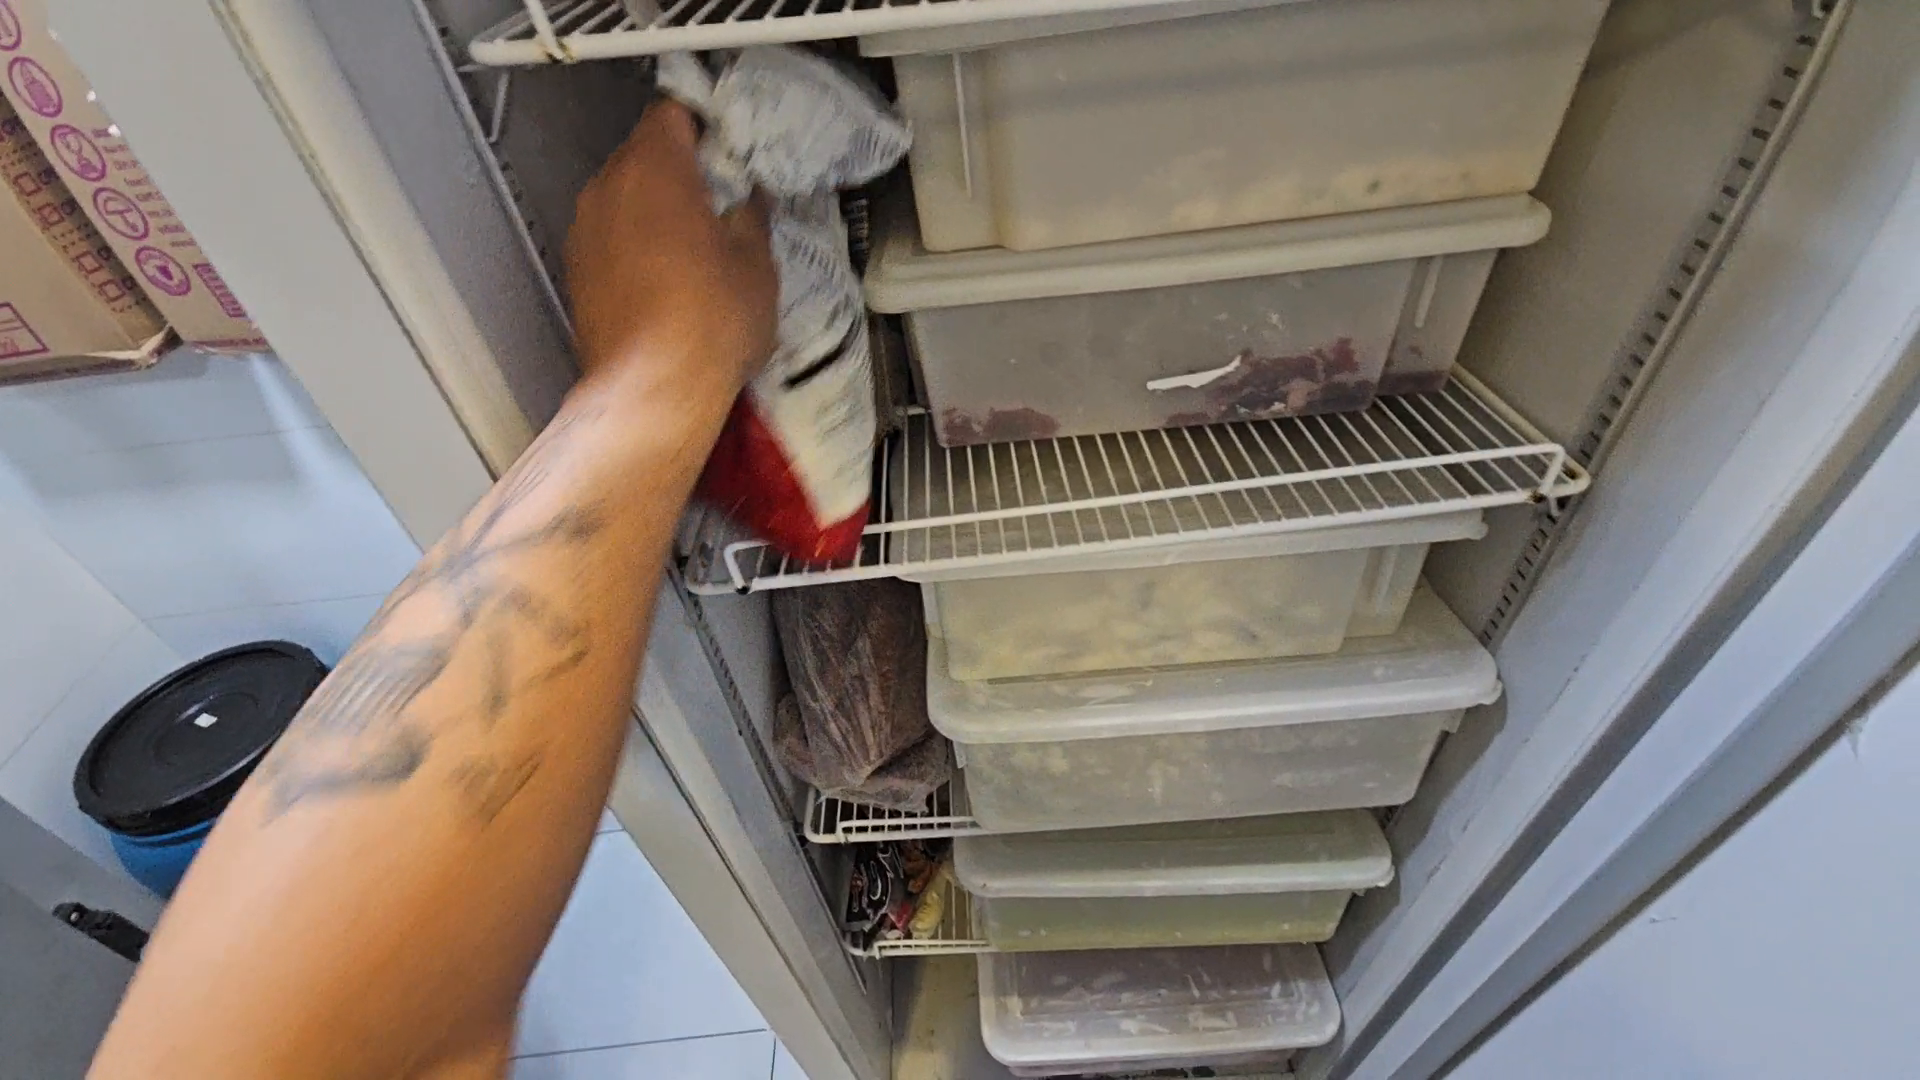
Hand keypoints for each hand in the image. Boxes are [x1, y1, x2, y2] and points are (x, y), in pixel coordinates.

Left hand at [565, 100, 776, 404]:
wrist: (653, 391)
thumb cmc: (713, 320)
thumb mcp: (757, 269)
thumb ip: (752, 221)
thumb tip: (750, 204)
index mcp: (655, 168)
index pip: (672, 116)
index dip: (703, 133)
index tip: (728, 164)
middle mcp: (607, 187)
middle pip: (643, 158)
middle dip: (679, 178)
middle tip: (718, 214)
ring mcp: (583, 231)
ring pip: (623, 202)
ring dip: (654, 217)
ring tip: (692, 259)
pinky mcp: (574, 273)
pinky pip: (609, 243)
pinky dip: (634, 252)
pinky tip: (664, 291)